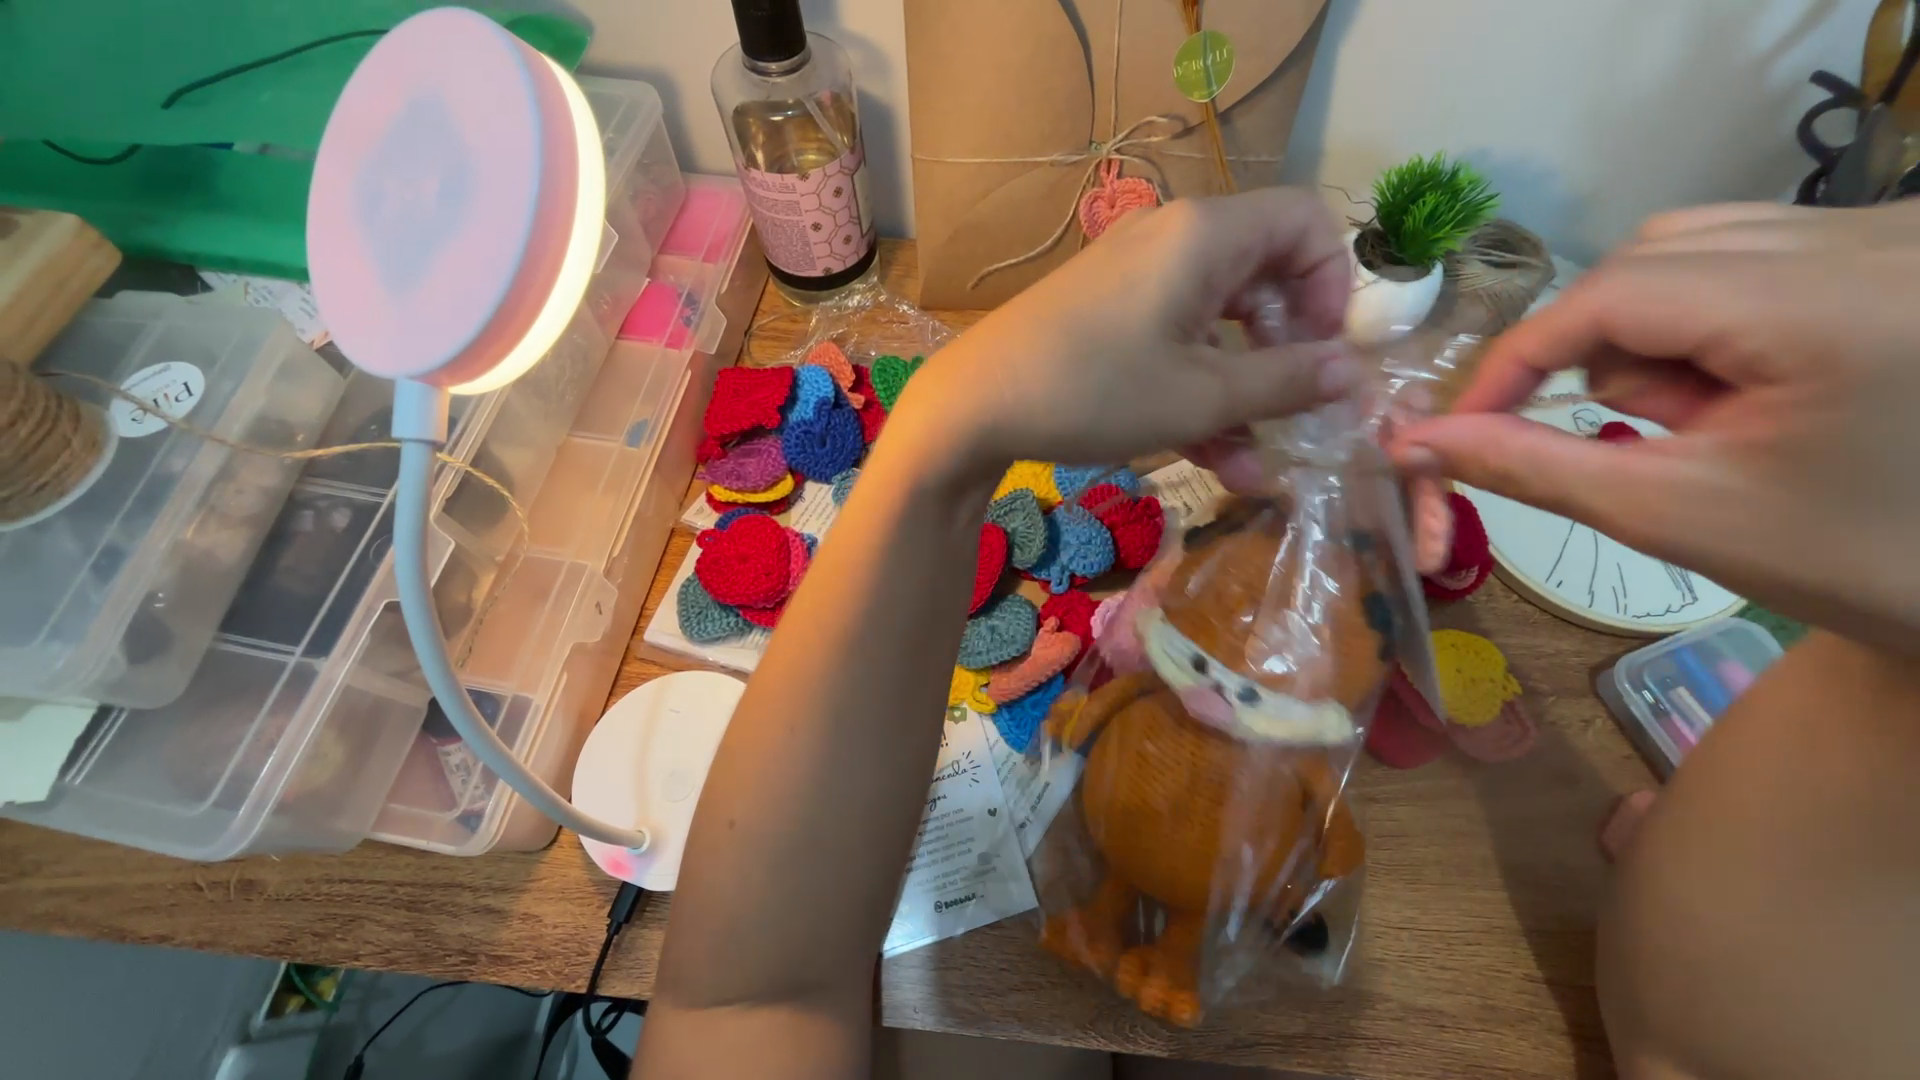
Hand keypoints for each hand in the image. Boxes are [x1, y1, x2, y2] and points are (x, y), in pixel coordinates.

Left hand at [900, 187, 1358, 471]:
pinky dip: (1194, 390)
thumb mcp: (1200, 396)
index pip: (1306, 224)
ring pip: (1215, 327)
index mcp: (1205, 235)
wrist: (974, 407)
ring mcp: (1133, 279)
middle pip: (1263, 279)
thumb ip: (1285, 381)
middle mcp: (1171, 241)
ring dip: (1239, 395)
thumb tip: (1352, 371)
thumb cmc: (1094, 392)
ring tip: (1249, 469)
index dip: (1333, 287)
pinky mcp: (1105, 316)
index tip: (1325, 355)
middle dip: (1285, 356)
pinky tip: (1207, 457)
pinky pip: (1171, 342)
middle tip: (1294, 414)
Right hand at [1394, 200, 1919, 651]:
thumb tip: (1414, 442)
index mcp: (1834, 305)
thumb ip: (1526, 466)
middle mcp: (1881, 237)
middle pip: (1648, 258)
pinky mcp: (1902, 250)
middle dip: (1600, 350)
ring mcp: (1901, 235)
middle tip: (1635, 432)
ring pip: (1692, 249)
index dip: (1518, 358)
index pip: (1610, 293)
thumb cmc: (1839, 557)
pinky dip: (1702, 320)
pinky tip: (1740, 383)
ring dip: (1648, 334)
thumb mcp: (1666, 511)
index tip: (1465, 427)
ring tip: (1694, 412)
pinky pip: (1750, 254)